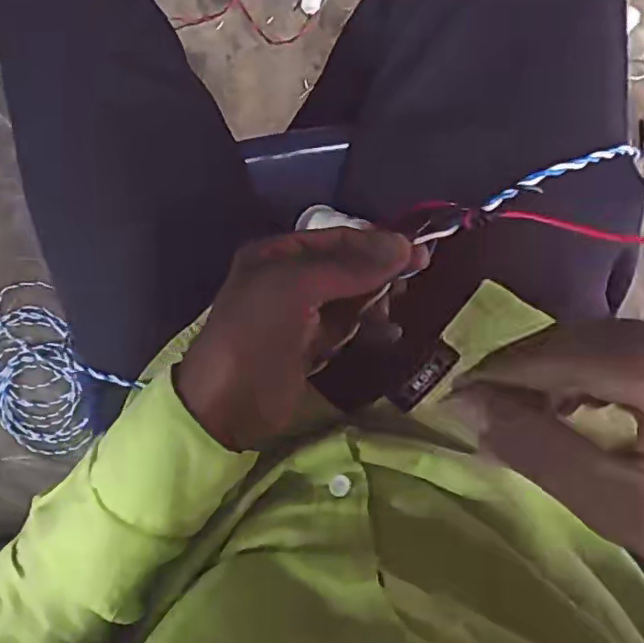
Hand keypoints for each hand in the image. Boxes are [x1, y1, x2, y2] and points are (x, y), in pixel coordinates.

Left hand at [176, 228, 423, 450]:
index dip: (375, 242)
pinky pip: (344, 329)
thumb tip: (403, 245)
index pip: (335, 239)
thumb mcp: (296, 287)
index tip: (416, 251)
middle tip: (413, 280)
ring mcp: (299, 316)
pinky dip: (364, 330)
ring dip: (373, 303)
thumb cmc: (255, 333)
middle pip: (345, 268)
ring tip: (390, 314)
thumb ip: (348, 266)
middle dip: (377, 273)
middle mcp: (287, 280)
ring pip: (349, 299)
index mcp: (276, 256)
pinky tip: (385, 334)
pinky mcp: (309, 349)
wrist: (227, 403)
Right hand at [455, 320, 643, 637]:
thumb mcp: (618, 510)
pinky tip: (581, 394)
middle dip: (535, 364)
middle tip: (485, 396)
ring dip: (566, 363)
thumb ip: (537, 448)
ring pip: (625, 336)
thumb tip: (466, 403)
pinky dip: (604, 365)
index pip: (592, 352)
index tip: (463, 386)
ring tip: (526, 400)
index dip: (517, 364)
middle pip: (607, 336)